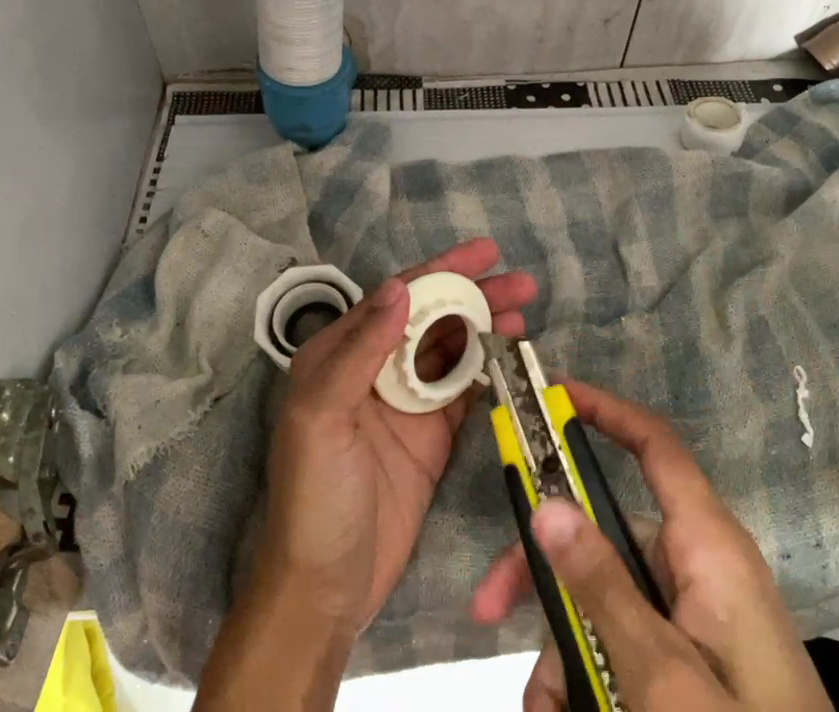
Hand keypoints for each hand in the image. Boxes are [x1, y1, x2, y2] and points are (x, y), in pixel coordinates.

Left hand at [196, 240, 535, 711]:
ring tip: (525, 314)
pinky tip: (513, 357)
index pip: (394, 299)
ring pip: (450, 352)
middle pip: (429, 320)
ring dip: (485, 329)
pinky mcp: (430, 439)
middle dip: (473, 296)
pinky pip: (463, 393)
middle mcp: (370, 373)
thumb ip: (359, 351)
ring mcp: (404, 406)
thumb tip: (400, 288)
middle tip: (522, 283)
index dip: (440, 272)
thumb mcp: (322, 419)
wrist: (326, 585)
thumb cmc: (313, 498)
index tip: (486, 252)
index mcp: (336, 358)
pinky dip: (488, 371)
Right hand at [469, 381, 830, 711]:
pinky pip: (619, 640)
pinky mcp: (685, 654)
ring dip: (561, 651)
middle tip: (488, 610)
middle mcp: (696, 567)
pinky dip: (586, 673)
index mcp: (708, 547)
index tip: (544, 397)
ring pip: (598, 599)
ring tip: (548, 707)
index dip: (602, 411)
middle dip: (541, 577)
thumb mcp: (662, 672)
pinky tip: (565, 708)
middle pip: (599, 536)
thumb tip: (546, 505)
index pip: (654, 448)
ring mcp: (690, 614)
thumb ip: (601, 588)